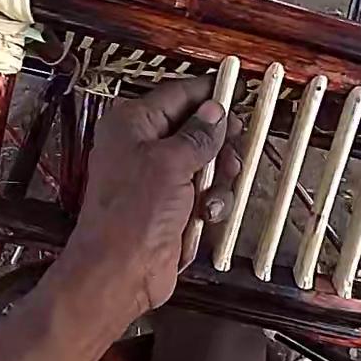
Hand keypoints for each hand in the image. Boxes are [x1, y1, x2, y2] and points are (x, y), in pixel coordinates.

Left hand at [59, 76, 240, 321]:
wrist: (120, 271)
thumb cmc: (132, 213)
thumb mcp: (169, 163)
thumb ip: (197, 135)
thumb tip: (215, 111)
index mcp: (132, 124)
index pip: (177, 93)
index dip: (209, 92)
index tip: (240, 89)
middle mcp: (143, 146)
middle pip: (195, 128)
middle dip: (219, 141)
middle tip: (234, 150)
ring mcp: (158, 177)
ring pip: (205, 162)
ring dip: (218, 177)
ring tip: (216, 191)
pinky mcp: (171, 206)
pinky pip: (204, 192)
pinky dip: (212, 202)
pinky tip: (207, 214)